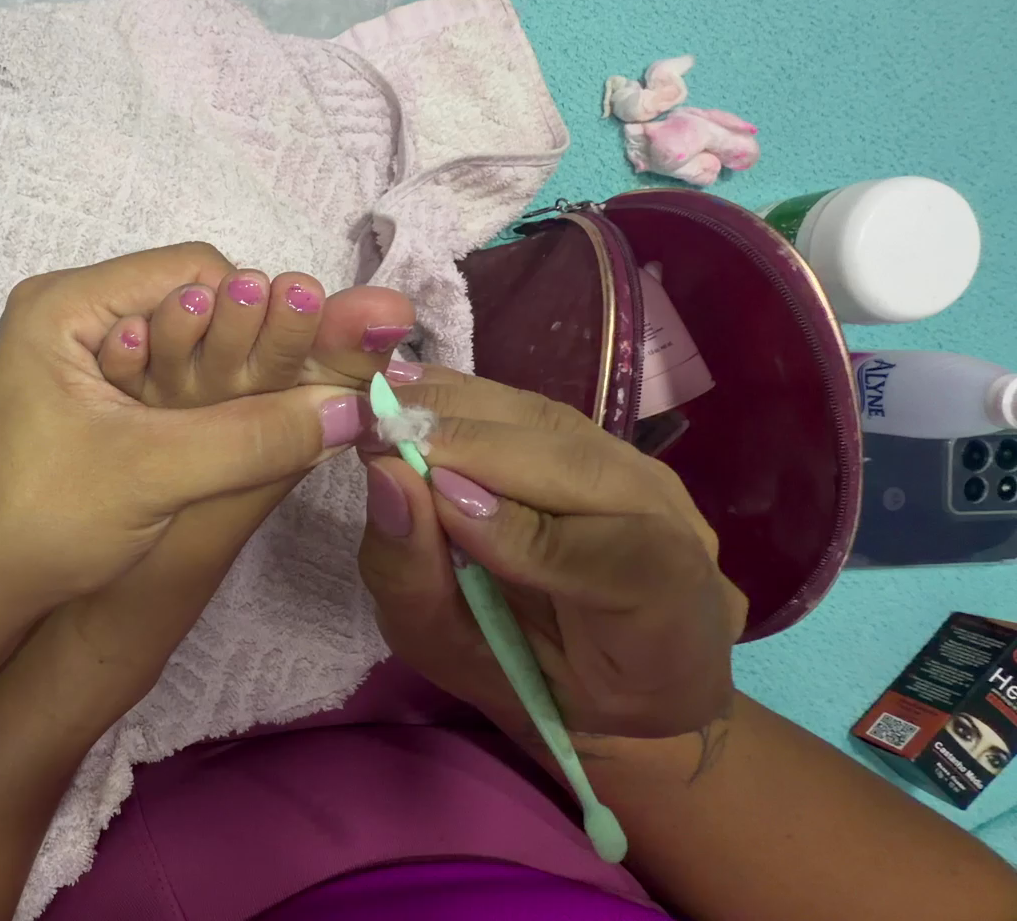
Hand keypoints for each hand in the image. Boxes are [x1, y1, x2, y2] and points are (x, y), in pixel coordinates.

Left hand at [0, 243, 366, 612]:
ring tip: (256, 421)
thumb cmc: (46, 520)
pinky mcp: (87, 390)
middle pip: (188, 300)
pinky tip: (223, 433)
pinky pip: (162, 373)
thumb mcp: (157, 473)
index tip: (296, 370)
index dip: (256, 313)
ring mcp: (76, 351)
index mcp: (65, 303)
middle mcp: (70, 310)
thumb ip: (257, 436)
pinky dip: (199, 398)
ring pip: (181, 341)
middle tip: (284, 399)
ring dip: (225, 377)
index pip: (191, 270)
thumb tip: (355, 406)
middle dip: (243, 346)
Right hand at [358, 366, 744, 737]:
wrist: (570, 656)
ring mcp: (649, 483)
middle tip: (376, 429)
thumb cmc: (505, 670)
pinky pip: (535, 410)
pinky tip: (410, 387)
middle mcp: (682, 543)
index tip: (430, 497)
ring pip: (557, 427)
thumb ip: (413, 575)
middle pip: (588, 472)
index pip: (625, 564)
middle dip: (473, 443)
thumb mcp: (437, 648)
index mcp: (667, 636)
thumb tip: (389, 474)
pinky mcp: (603, 445)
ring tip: (381, 403)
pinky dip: (466, 395)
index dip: (526, 529)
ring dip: (461, 407)